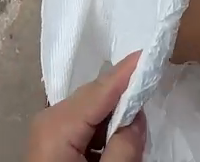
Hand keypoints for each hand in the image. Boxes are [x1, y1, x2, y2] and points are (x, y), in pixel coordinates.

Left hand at [25, 52, 146, 161]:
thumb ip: (124, 148)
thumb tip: (137, 118)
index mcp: (57, 125)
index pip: (101, 89)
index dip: (127, 70)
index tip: (151, 51)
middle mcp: (49, 119)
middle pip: (96, 97)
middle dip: (124, 98)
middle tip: (151, 97)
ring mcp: (48, 131)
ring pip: (92, 111)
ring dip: (115, 119)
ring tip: (135, 131)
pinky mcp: (53, 145)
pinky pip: (85, 127)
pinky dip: (103, 133)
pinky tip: (116, 146)